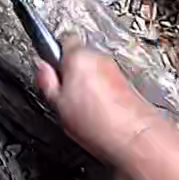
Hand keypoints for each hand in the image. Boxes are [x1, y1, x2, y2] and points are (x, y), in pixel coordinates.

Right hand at [35, 37, 167, 169]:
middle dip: (72, 72)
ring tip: (83, 108)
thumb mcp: (57, 104)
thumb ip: (47, 81)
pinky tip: (98, 113)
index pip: (63, 40)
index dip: (56, 56)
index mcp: (78, 55)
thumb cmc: (98, 122)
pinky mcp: (128, 84)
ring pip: (95, 71)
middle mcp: (99, 58)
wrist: (136, 139)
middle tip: (65, 93)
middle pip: (80, 56)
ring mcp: (115, 70)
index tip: (52, 71)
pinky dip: (103, 94)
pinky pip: (108, 83)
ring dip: (89, 83)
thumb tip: (43, 69)